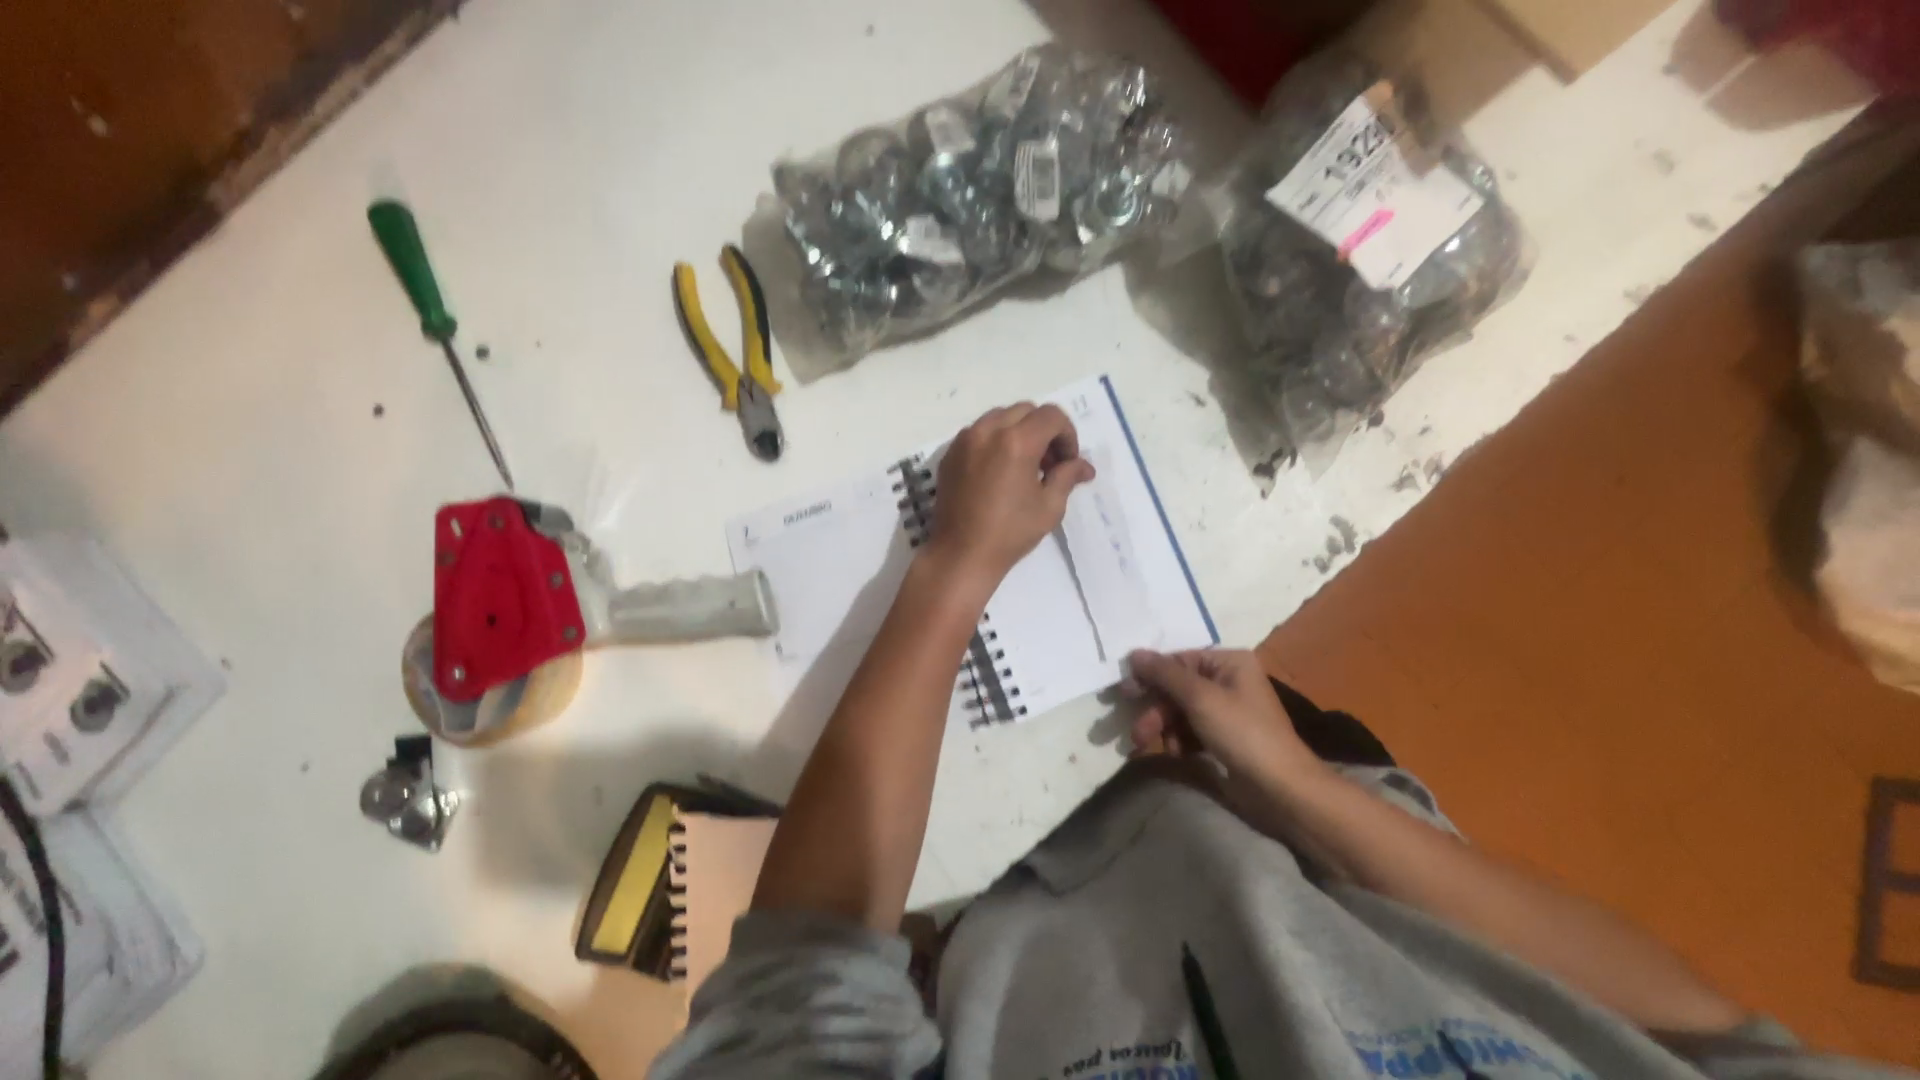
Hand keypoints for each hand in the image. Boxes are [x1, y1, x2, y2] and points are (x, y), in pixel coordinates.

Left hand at [924, 403, 1095, 585]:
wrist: (961, 554)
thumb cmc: (1010, 533)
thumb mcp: (1049, 507)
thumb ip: (1067, 476)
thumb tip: (1084, 466)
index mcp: (1016, 442)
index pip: (1052, 416)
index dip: (1067, 435)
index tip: (1067, 462)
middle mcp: (988, 431)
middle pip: (1026, 411)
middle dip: (1044, 431)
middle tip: (1049, 464)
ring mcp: (965, 440)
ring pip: (1000, 417)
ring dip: (1019, 431)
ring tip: (1024, 466)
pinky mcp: (950, 453)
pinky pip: (979, 432)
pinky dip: (995, 440)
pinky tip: (999, 471)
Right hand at [1124, 649, 1324, 788]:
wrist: (1280, 788)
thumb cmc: (1242, 733)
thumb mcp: (1200, 698)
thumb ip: (1164, 674)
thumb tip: (1134, 653)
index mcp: (1229, 663)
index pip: (1179, 660)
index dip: (1151, 675)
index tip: (1125, 693)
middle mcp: (1229, 681)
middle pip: (1178, 688)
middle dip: (1156, 710)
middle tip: (1137, 732)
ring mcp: (1227, 711)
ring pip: (1181, 712)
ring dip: (1164, 728)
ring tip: (1150, 747)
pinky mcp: (1224, 738)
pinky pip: (1191, 731)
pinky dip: (1180, 741)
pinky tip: (1177, 754)